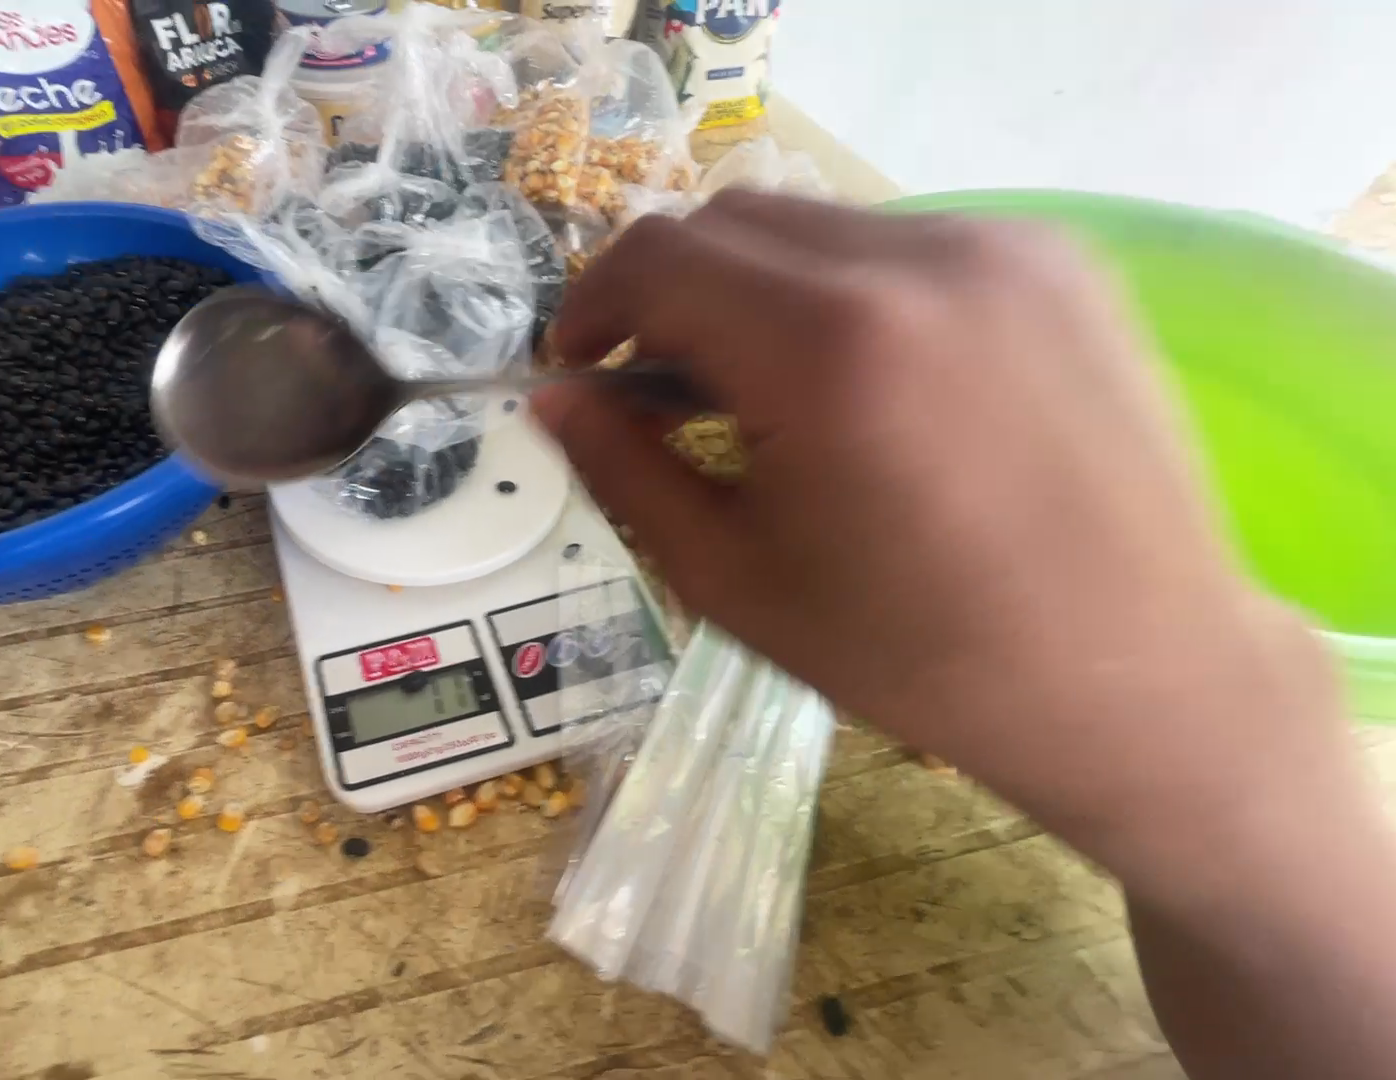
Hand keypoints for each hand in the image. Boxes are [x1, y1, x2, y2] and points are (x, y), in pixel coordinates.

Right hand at [535, 191, 1357, 889]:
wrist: (1133, 677)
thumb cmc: (904, 650)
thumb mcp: (725, 573)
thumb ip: (622, 467)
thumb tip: (552, 399)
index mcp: (825, 349)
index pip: (658, 261)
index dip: (590, 304)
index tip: (576, 365)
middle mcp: (918, 263)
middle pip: (724, 221)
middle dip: (657, 293)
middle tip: (647, 382)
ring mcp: (1001, 248)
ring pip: (804, 224)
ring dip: (739, 290)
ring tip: (743, 386)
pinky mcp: (1053, 261)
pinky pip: (887, 242)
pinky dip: (823, 290)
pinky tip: (840, 377)